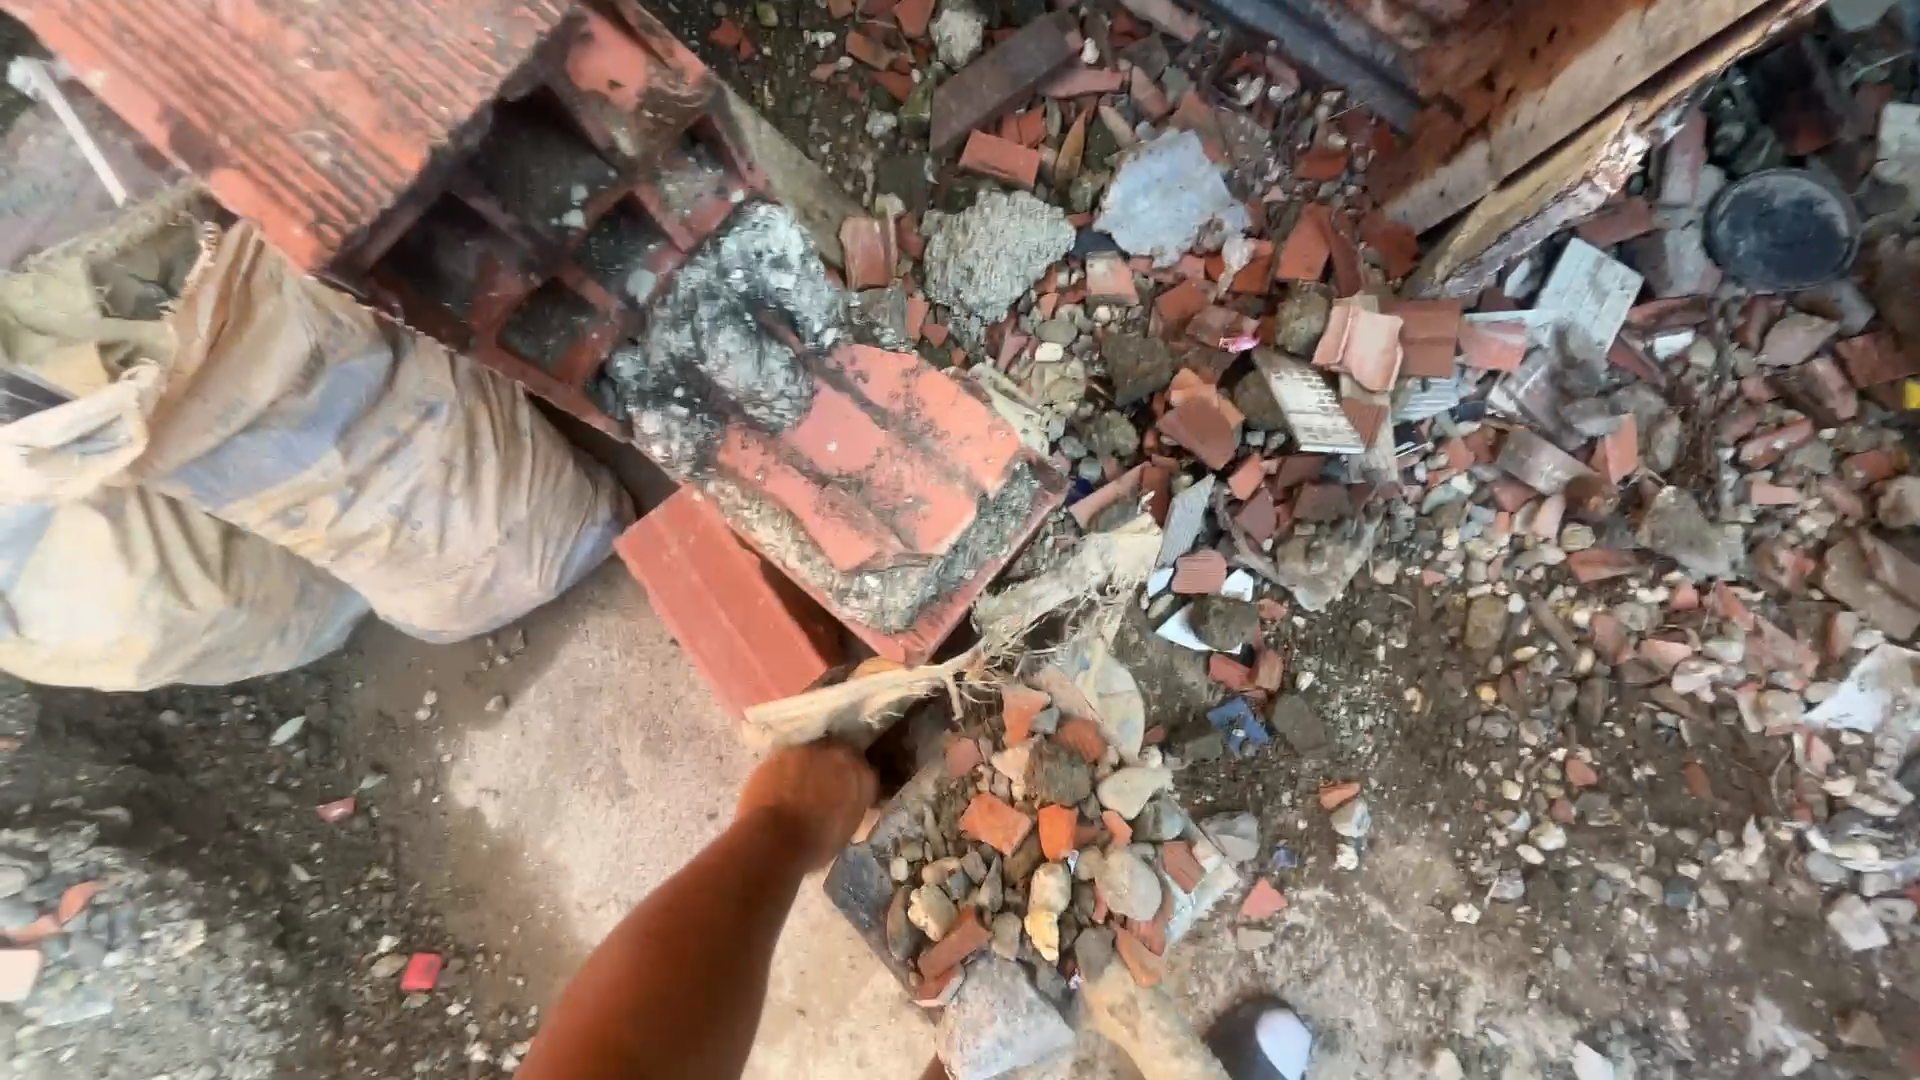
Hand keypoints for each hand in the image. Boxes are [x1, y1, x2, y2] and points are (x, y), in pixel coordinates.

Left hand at [735, 741, 877, 869]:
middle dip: (835, 768)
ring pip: (814, 754)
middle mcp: (840, 755)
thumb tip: (847, 804)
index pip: (867, 773)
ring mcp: (810, 750)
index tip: (849, 795)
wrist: (775, 838)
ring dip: (810, 766)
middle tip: (823, 788)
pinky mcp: (783, 752)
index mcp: (863, 777)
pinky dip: (787, 770)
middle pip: (841, 754)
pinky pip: (790, 759)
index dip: (856, 784)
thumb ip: (851, 807)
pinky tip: (778, 787)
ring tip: (798, 788)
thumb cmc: (815, 845)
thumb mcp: (847, 829)